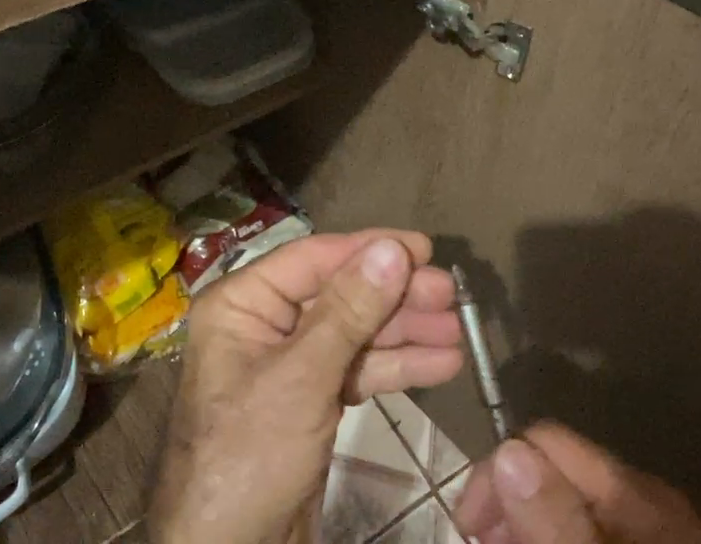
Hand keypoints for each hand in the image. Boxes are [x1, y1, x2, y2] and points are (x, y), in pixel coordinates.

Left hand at [148, 231, 464, 543]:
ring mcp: (289, 365)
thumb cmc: (250, 453)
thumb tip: (392, 250)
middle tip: (451, 295)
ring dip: (404, 333)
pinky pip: (357, 371)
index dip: (368, 250)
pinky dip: (395, 368)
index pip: (312, 260)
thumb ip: (349, 312)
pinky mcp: (311, 402)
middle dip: (394, 297)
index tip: (423, 247)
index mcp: (242, 304)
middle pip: (339, 296)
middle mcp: (264, 325)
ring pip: (354, 334)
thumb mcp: (301, 377)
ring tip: (458, 330)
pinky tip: (439, 364)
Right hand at [452, 421, 700, 543]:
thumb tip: (508, 451)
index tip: (469, 534)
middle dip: (508, 505)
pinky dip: (555, 536)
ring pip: (564, 499)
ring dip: (527, 524)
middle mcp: (644, 498)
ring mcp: (651, 528)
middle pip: (551, 468)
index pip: (543, 441)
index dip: (496, 477)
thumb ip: (555, 522)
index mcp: (634, 492)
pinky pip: (588, 524)